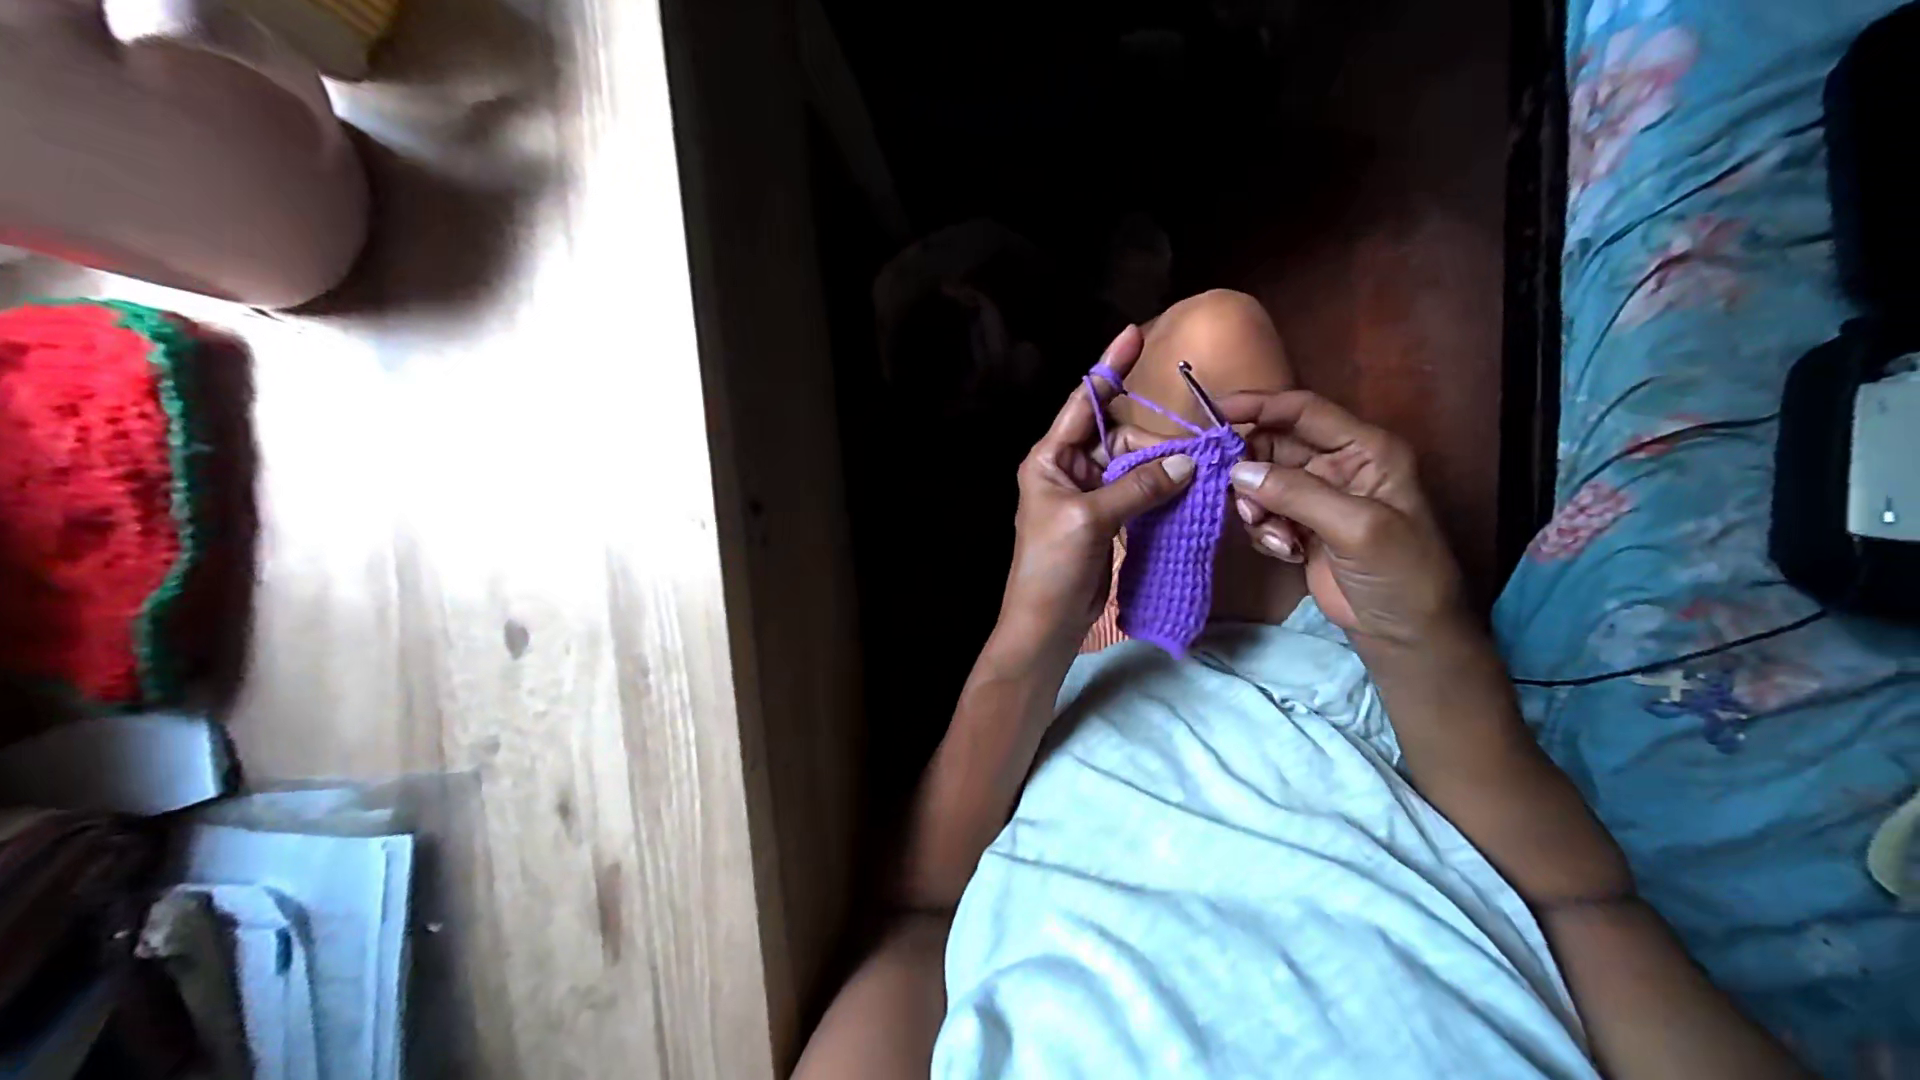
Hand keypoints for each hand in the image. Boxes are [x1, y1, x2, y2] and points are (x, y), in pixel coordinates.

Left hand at [997, 325, 1195, 661]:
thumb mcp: (1090, 519)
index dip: (1108, 369)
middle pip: (1117, 435)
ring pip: (1133, 465)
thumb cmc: (1052, 565)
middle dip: (1154, 438)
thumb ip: (1138, 488)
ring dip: (1163, 466)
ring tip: (1198, 469)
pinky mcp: (1106, 519)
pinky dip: (1160, 490)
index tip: (1134, 333)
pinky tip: (1186, 489)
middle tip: (1195, 448)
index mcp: (1049, 459)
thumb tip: (1188, 462)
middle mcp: (1067, 469)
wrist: (1046, 621)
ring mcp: (1088, 495)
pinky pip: (1138, 492)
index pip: (1082, 403)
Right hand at [1218, 389, 1467, 649]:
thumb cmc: (1400, 572)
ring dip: (1255, 507)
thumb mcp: (1355, 526)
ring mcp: (1316, 497)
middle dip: (1250, 470)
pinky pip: (1262, 513)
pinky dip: (1263, 530)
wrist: (1405, 632)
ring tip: (1272, 535)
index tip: (1214, 411)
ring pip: (1260, 482)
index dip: (1259, 405)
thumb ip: (1297, 493)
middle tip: (1242, 501)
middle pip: (1272, 446)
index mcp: (1364, 449)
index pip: (1303, 410)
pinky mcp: (1299, 525)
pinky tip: (1284, 551)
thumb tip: (1237, 471)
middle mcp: (1337, 465)